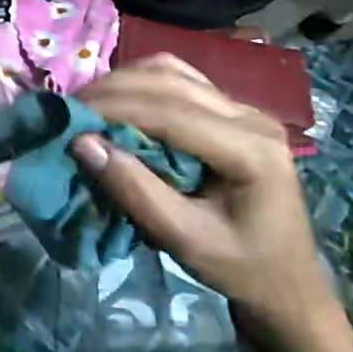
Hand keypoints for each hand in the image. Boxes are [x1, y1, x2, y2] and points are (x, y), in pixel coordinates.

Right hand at [74, 55, 352, 351]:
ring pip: (171, 71)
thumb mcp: (185, 240)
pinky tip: (115, 100)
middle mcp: (252, 117)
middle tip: (68, 108)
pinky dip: (138, 82)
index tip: (68, 116)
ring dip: (122, 81)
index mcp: (252, 150)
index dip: (115, 108)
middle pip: (170, 81)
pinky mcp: (229, 109)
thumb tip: (83, 143)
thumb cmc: (239, 265)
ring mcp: (243, 109)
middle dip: (112, 90)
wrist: (285, 279)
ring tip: (86, 103)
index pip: (173, 112)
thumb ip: (135, 191)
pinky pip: (177, 78)